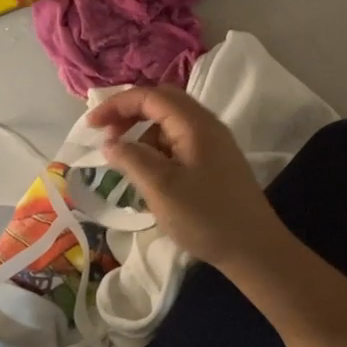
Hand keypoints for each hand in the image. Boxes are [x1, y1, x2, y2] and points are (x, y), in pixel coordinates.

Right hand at [88, 86, 292, 269]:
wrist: (255, 250)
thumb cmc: (206, 217)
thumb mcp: (161, 188)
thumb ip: (132, 159)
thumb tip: (111, 143)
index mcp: (195, 124)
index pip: (150, 96)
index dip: (116, 105)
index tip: (91, 126)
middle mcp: (206, 125)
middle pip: (162, 102)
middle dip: (129, 113)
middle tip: (107, 136)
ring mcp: (214, 144)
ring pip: (171, 123)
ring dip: (144, 133)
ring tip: (127, 161)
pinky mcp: (216, 162)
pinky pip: (180, 142)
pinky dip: (158, 149)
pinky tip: (151, 175)